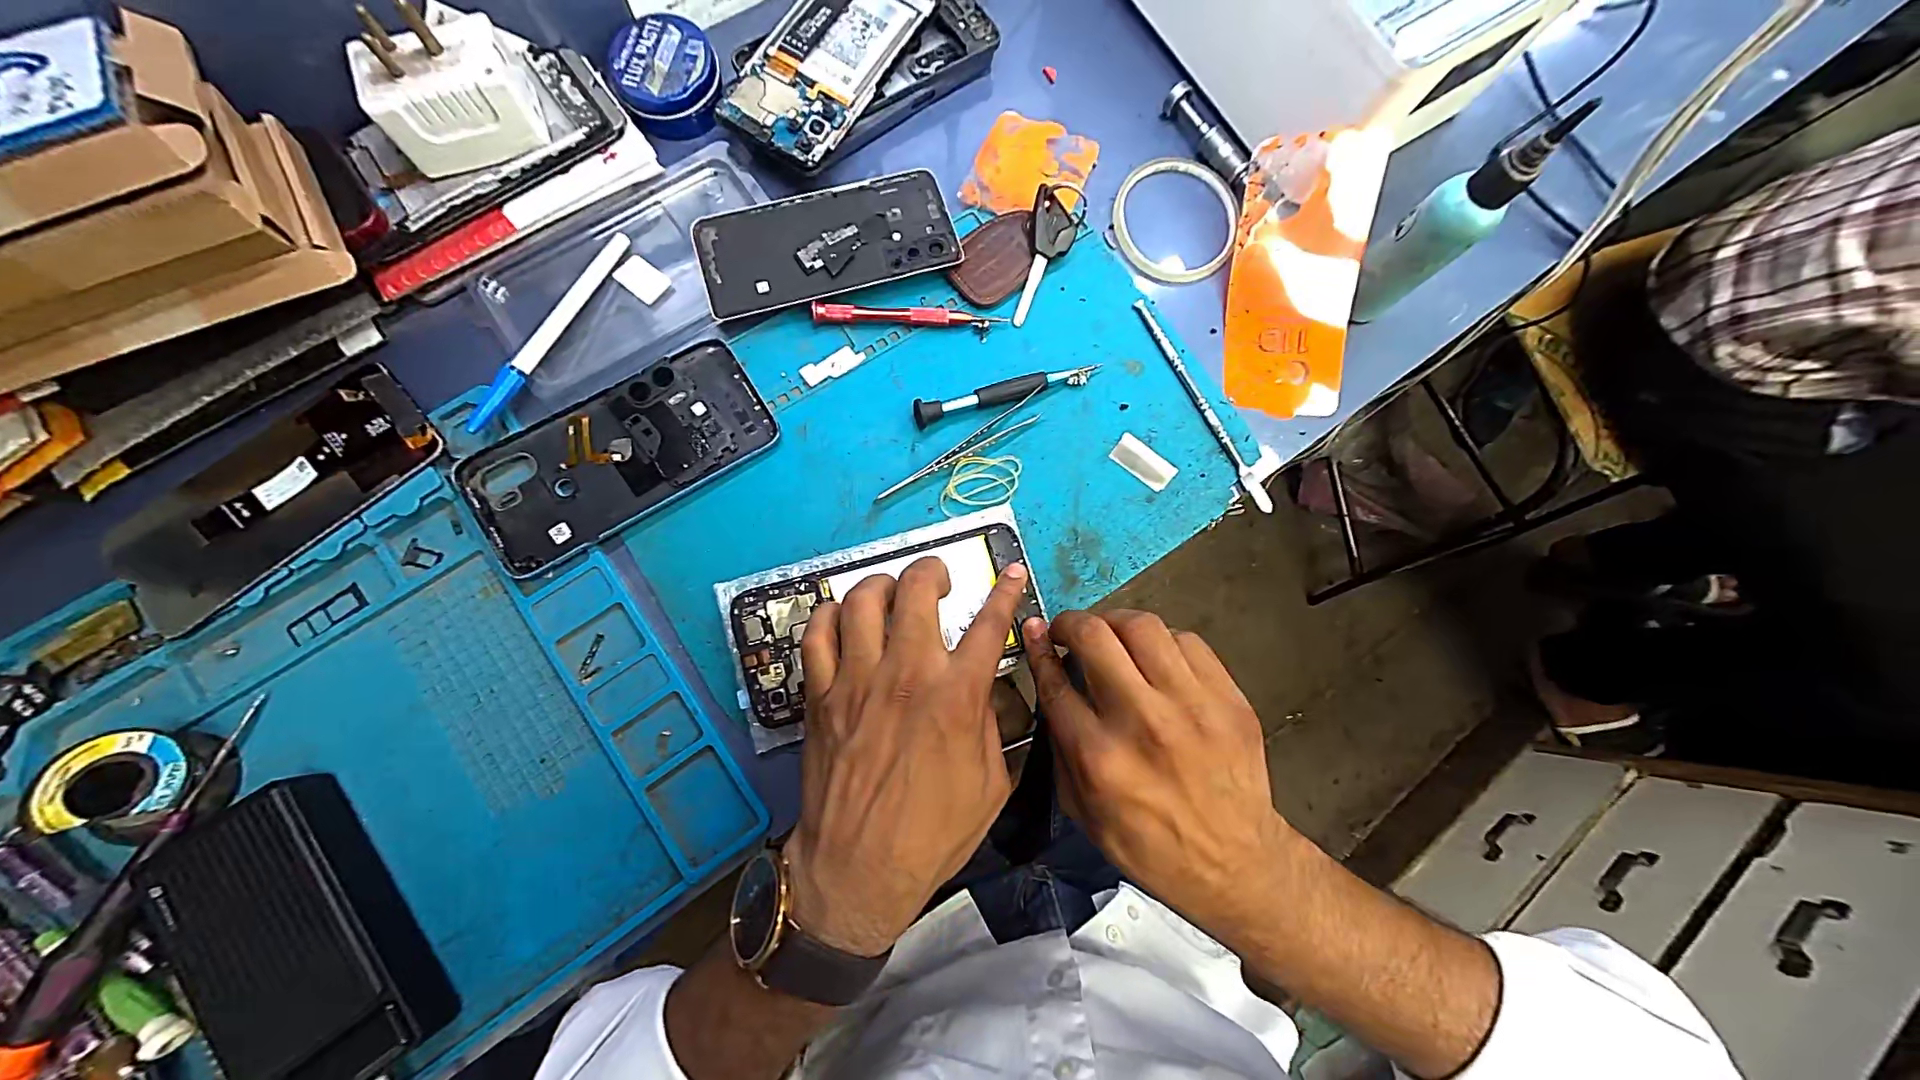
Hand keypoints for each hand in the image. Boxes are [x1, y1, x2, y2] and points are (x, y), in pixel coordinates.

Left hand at [782, 558, 1029, 956]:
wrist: (858, 870)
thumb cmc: (932, 834)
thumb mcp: (990, 785)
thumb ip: (990, 725)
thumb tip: (980, 689)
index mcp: (955, 696)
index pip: (988, 624)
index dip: (1004, 591)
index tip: (1008, 571)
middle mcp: (906, 674)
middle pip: (916, 591)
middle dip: (932, 570)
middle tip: (938, 579)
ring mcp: (857, 681)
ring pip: (862, 601)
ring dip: (882, 585)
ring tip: (891, 593)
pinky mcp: (820, 696)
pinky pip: (816, 635)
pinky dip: (830, 615)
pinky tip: (842, 618)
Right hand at [1022, 610, 1295, 928]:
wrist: (1234, 865)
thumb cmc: (1150, 845)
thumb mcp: (1082, 810)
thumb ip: (1060, 746)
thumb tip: (1052, 684)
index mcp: (1100, 757)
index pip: (1056, 681)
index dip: (1039, 649)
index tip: (1035, 633)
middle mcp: (1144, 722)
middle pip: (1095, 637)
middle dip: (1070, 624)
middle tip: (1068, 632)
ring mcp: (1193, 706)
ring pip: (1143, 626)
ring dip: (1114, 622)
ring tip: (1110, 636)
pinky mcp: (1229, 700)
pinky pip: (1188, 641)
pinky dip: (1162, 641)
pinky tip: (1155, 658)